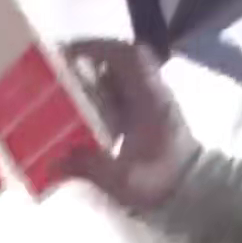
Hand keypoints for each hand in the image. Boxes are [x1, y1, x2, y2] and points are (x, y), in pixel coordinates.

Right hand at [60, 39, 198, 213]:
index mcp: (149, 101)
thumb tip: (52, 160)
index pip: (127, 59)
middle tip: (52, 76)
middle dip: (86, 65)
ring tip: (53, 96)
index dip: (98, 49)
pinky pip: (111, 102)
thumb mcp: (122, 179)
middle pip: (118, 66)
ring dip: (85, 84)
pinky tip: (67, 118)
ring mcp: (144, 109)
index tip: (67, 54)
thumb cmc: (159, 184)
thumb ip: (88, 167)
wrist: (189, 193)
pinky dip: (89, 103)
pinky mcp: (137, 122)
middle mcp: (148, 97)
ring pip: (113, 83)